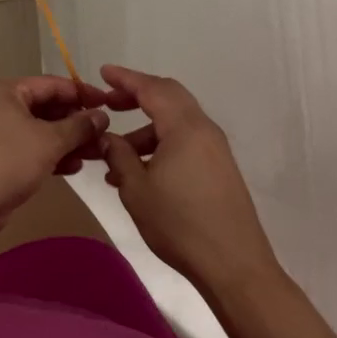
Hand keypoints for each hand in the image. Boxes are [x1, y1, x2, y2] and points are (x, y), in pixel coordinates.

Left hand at [0, 76, 108, 231]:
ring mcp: (0, 132)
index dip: (82, 93)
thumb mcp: (49, 140)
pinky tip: (75, 167)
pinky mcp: (2, 157)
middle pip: (47, 107)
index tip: (109, 104)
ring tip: (97, 153)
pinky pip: (34, 149)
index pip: (52, 84)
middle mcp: (1, 105)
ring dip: (69, 140)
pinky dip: (53, 155)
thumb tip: (101, 116)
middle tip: (105, 134)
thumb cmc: (8, 161)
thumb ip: (79, 126)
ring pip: (42, 130)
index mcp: (8, 91)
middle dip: (77, 121)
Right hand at [97, 65, 280, 289]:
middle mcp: (204, 130)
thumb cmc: (179, 224)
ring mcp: (215, 150)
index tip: (102, 72)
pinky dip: (160, 145)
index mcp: (185, 128)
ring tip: (114, 156)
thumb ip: (118, 155)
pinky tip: (139, 172)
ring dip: (145, 129)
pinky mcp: (219, 169)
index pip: (152, 88)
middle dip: (137, 97)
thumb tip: (107, 137)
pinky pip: (185, 142)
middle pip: (169, 98)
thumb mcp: (136, 189)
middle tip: (108, 103)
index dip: (125, 78)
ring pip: (175, 123)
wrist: (234, 265)